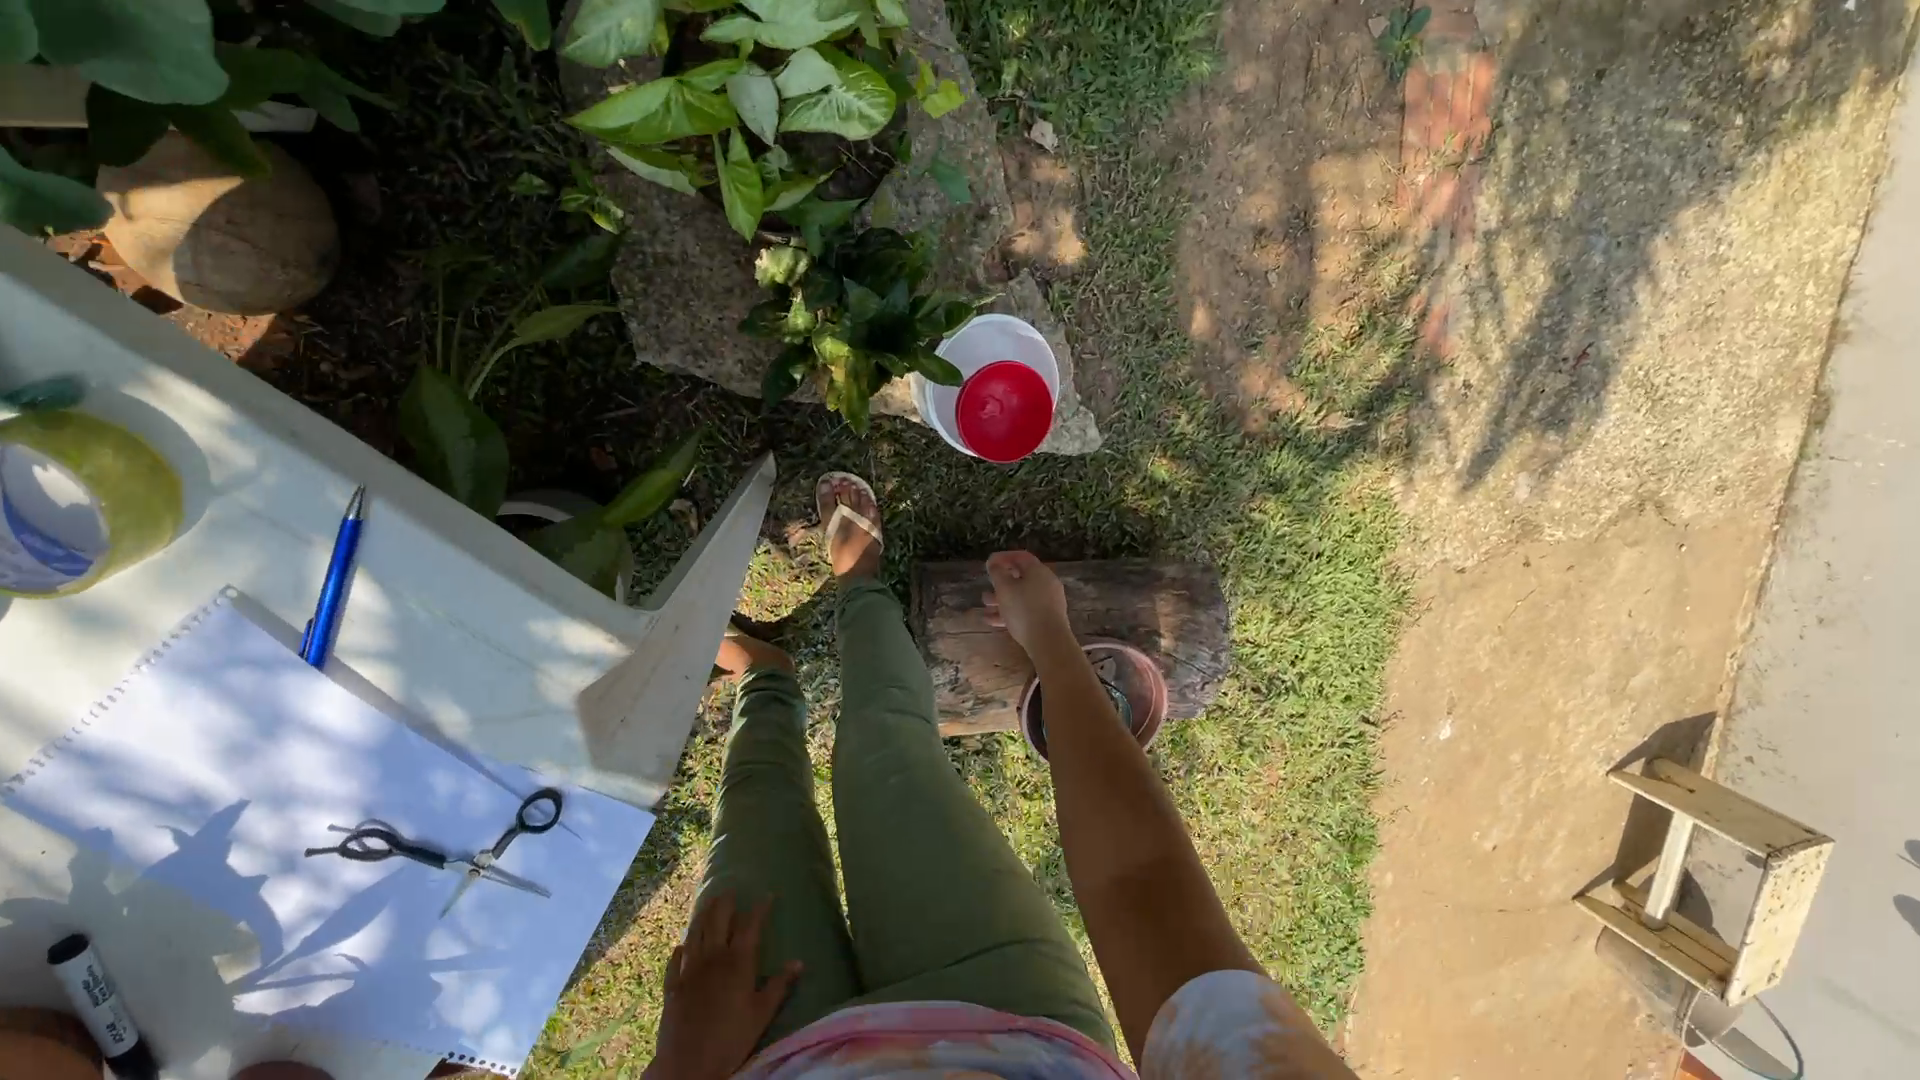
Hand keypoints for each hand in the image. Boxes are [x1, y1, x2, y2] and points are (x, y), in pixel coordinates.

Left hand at [645, 892, 800, 1079]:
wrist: (688, 1065)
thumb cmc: (731, 1039)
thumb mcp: (762, 1014)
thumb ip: (780, 985)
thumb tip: (799, 962)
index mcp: (738, 962)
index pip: (750, 925)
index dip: (759, 908)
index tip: (768, 895)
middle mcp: (713, 958)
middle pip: (718, 921)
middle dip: (725, 903)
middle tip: (730, 891)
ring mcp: (689, 971)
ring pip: (695, 934)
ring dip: (702, 917)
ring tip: (707, 905)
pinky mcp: (672, 987)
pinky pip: (675, 962)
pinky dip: (679, 951)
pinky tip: (681, 946)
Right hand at [983, 551, 1073, 657]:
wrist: (1048, 641)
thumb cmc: (1024, 610)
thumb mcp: (1005, 588)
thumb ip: (997, 573)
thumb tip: (995, 563)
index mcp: (1038, 571)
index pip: (1020, 556)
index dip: (1003, 557)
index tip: (988, 563)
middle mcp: (1046, 583)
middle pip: (1021, 578)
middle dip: (1000, 583)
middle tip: (986, 588)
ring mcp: (1049, 601)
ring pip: (1022, 596)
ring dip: (1002, 600)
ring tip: (985, 607)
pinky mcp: (1048, 618)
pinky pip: (1026, 609)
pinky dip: (1011, 612)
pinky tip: (993, 621)